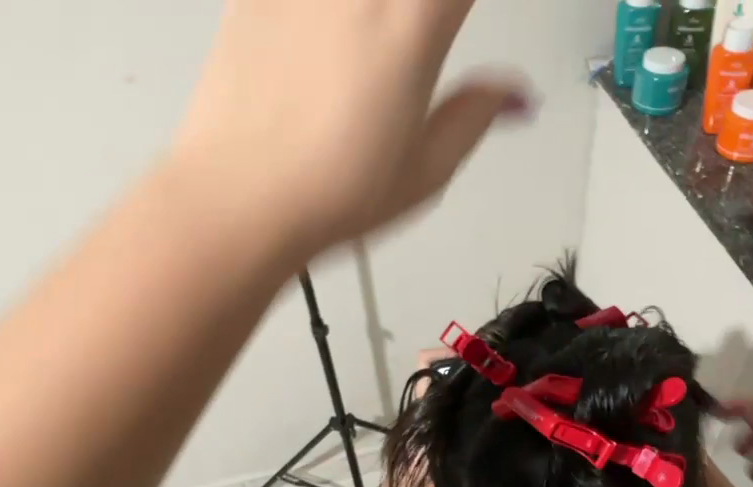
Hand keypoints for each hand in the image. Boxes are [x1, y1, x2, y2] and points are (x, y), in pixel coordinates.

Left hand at [172, 0, 532, 255]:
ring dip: (379, 12)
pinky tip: (336, 33)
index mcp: (413, 24)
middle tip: (428, 29)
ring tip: (384, 40)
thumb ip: (477, 115)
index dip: (468, 3)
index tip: (465, 19)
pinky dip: (332, 12)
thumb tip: (514, 96)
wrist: (238, 200)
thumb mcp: (426, 171)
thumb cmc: (327, 194)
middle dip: (425, 10)